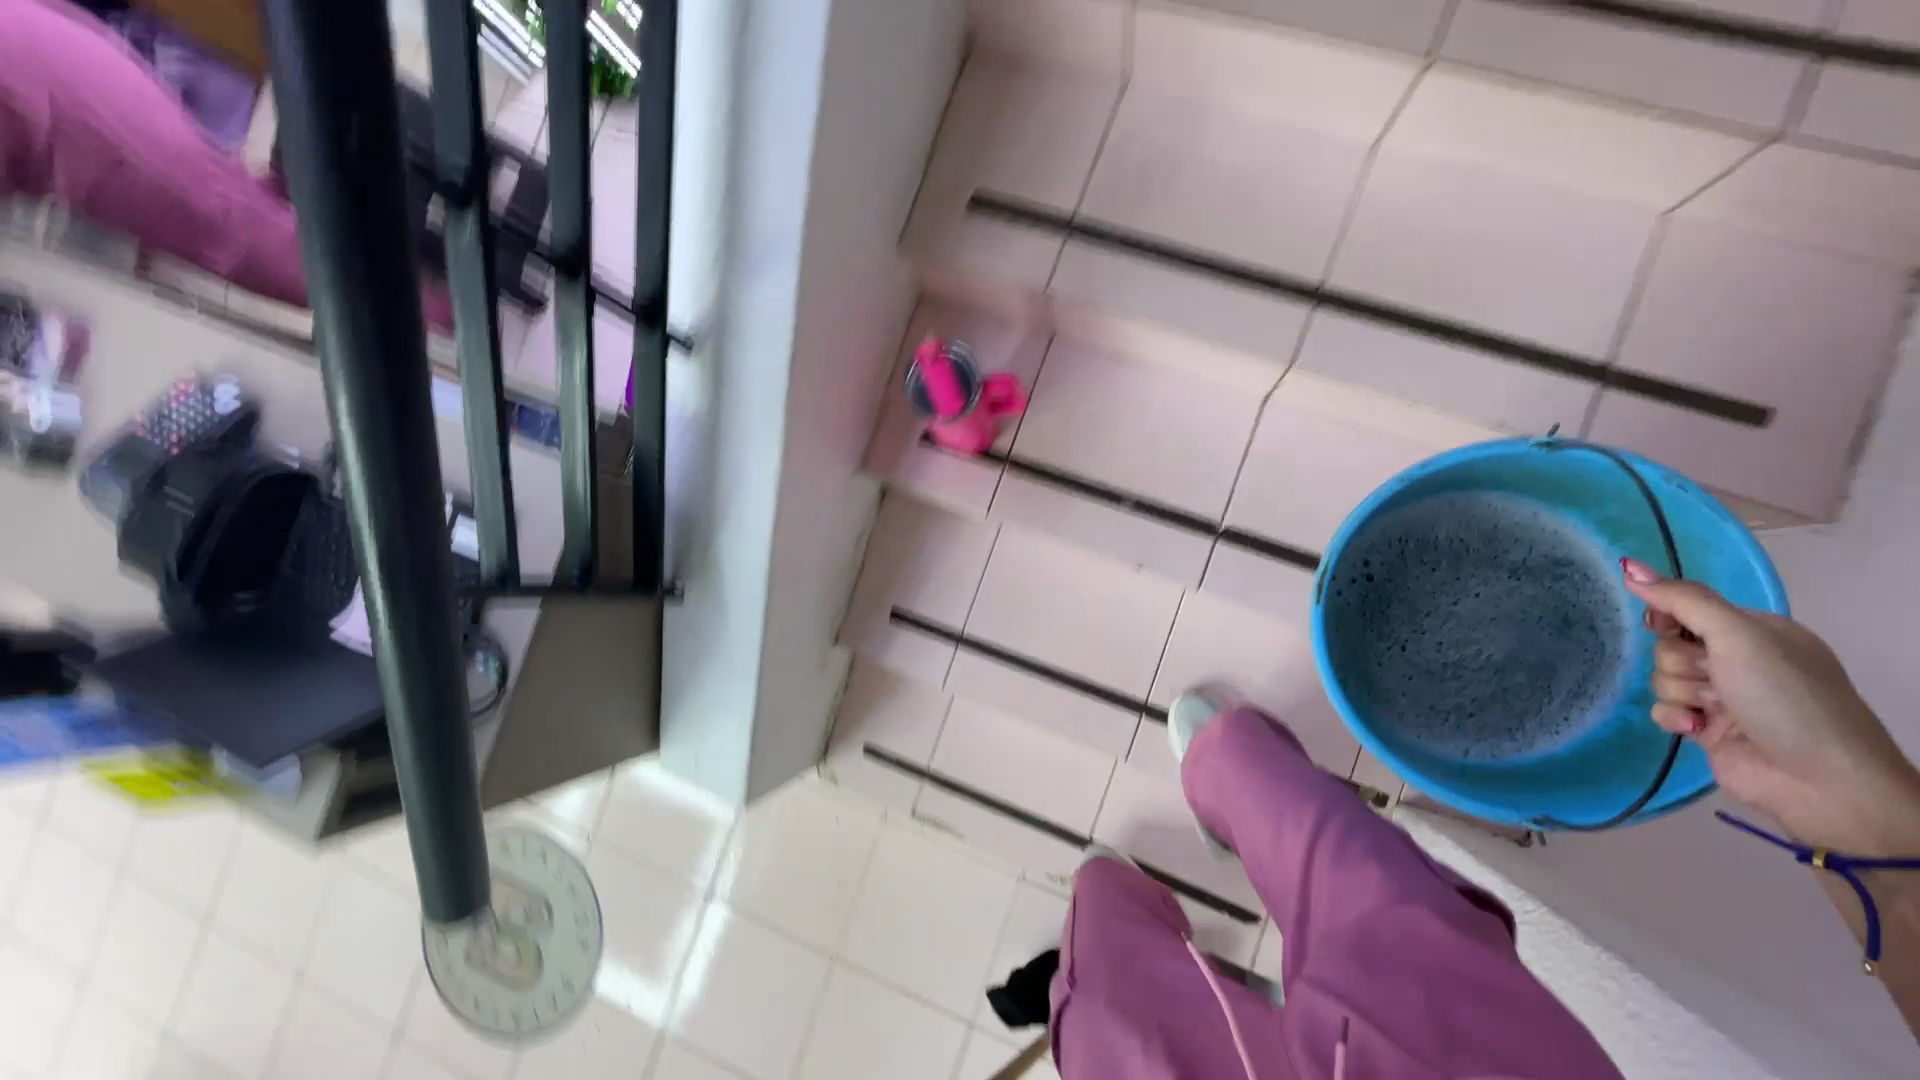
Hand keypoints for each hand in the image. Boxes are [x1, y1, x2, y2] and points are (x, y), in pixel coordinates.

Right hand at [1622, 558, 1919, 855]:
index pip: (1689, 608)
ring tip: (1713, 709)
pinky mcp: (1707, 728)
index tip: (1664, 626)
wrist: (1818, 780)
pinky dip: (1675, 717)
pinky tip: (1697, 729)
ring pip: (1662, 678)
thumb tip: (1628, 566)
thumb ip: (1684, 601)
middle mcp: (1740, 661)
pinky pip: (1663, 709)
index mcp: (1757, 632)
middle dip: (1680, 663)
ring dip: (1680, 692)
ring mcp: (1724, 696)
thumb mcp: (1740, 637)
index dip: (1669, 616)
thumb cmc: (1786, 697)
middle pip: (1669, 645)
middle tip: (1713, 678)